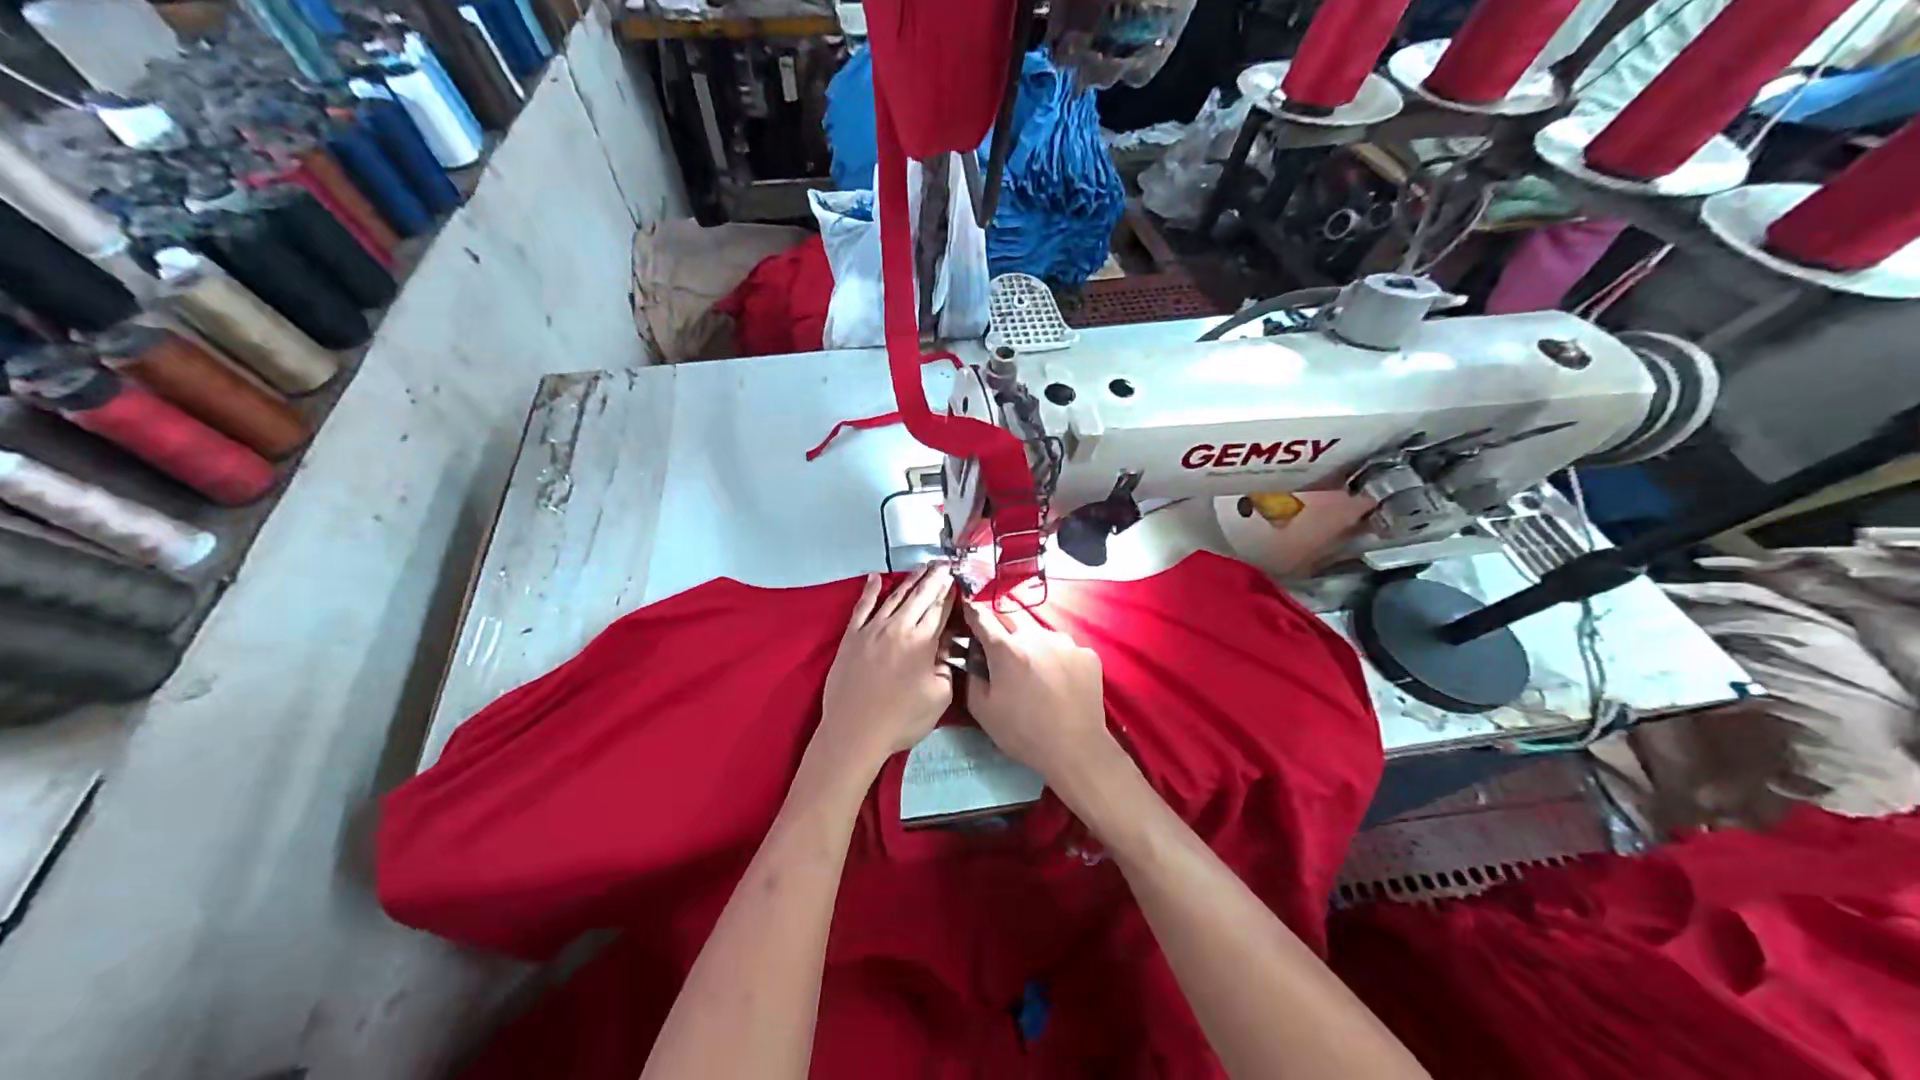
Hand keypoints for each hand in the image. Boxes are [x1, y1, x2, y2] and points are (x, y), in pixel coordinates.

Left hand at [814, 564, 956, 776]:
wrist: (855, 731)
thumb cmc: (902, 719)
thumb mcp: (939, 696)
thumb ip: (946, 665)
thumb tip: (945, 644)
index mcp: (923, 641)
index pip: (941, 609)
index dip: (951, 592)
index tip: (958, 577)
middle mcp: (898, 627)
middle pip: (920, 596)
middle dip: (934, 578)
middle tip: (944, 563)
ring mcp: (872, 630)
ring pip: (895, 597)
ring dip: (910, 580)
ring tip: (922, 567)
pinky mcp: (852, 637)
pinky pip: (862, 607)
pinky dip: (869, 590)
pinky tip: (875, 577)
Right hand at [963, 601, 1109, 781]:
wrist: (1076, 750)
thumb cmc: (1023, 733)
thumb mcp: (982, 710)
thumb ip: (972, 674)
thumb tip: (973, 653)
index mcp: (1007, 650)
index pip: (983, 618)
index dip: (972, 612)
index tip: (968, 608)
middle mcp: (1037, 637)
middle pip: (1012, 619)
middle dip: (1003, 629)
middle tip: (1003, 652)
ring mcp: (1066, 643)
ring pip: (1040, 633)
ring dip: (1032, 644)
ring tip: (1035, 672)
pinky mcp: (1087, 654)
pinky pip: (1065, 648)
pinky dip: (1057, 658)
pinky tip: (1058, 681)